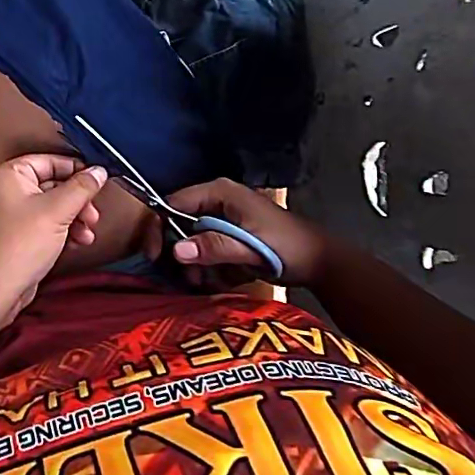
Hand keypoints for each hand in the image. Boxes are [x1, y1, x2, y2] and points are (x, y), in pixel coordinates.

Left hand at [0, 154, 107, 317]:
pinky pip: (49, 222)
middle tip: (92, 213)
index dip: (76, 171)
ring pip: (56, 205)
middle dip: (79, 201)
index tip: (96, 181)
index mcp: (11, 175)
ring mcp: (14, 212)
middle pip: (55, 184)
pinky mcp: (20, 232)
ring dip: (76, 217)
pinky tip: (78, 241)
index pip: (51, 161)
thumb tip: (99, 171)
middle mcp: (9, 189)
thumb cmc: (19, 246)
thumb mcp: (59, 210)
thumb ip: (83, 187)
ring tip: (87, 232)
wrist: (0, 288)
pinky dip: (66, 229)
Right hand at [158, 178, 331, 288]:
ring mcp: (226, 218)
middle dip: (185, 254)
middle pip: (181, 224)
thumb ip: (213, 247)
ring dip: (201, 265)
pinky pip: (210, 250)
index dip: (160, 228)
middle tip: (192, 279)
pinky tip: (228, 278)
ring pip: (195, 242)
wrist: (319, 261)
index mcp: (220, 192)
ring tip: (214, 281)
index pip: (173, 202)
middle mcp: (219, 200)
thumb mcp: (249, 248)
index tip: (156, 257)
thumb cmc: (287, 248)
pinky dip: (214, 267)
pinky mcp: (232, 235)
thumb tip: (176, 249)